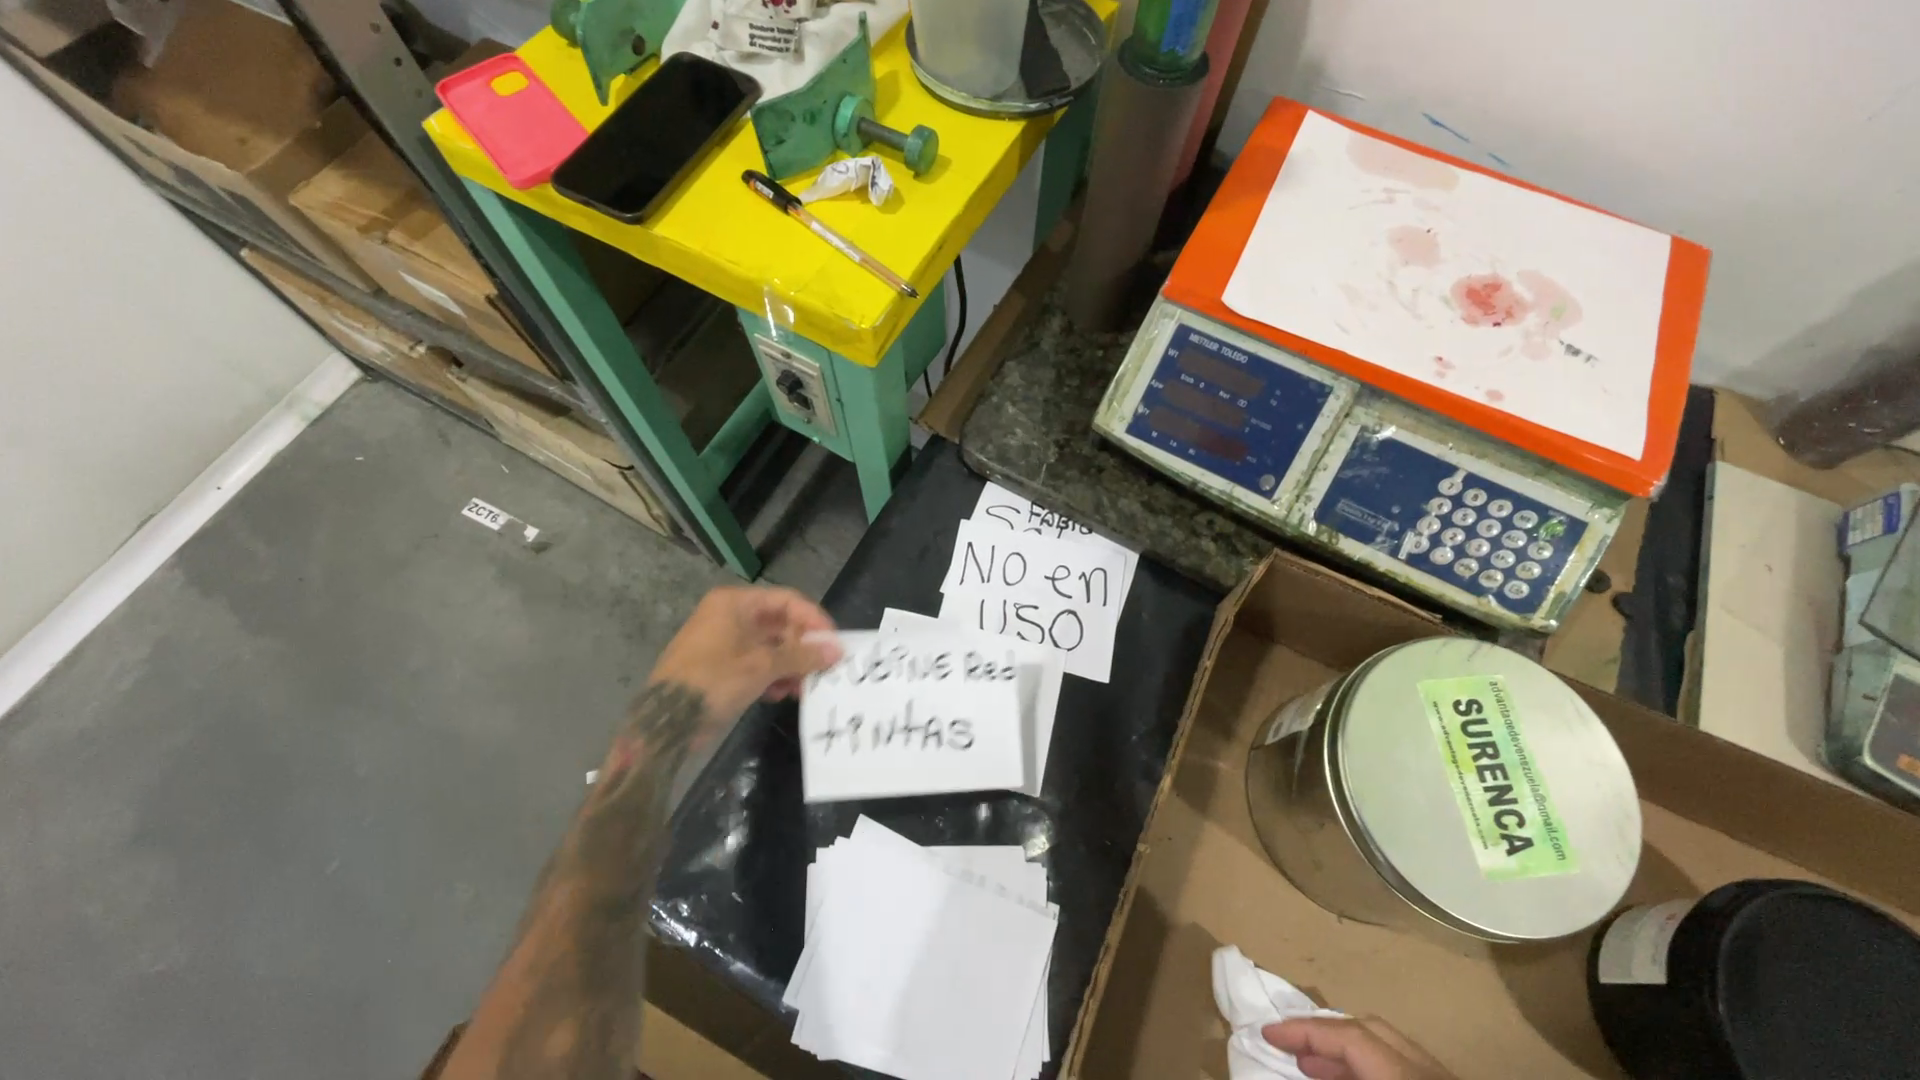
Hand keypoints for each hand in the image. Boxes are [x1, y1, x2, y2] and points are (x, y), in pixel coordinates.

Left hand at [648, 586, 841, 721]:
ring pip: (771, 647)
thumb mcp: (761, 666)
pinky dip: (773, 677)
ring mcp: (726, 643)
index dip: (814, 620)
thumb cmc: (713, 681)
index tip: (834, 644)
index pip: (787, 601)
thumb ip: (801, 655)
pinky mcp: (723, 668)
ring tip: (805, 687)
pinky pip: (758, 665)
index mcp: (736, 604)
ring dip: (791, 666)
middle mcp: (731, 617)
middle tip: (823, 669)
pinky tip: (782, 695)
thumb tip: (837, 650)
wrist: (666, 721)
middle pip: (780, 624)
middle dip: (803, 647)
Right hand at [1262, 1017, 1456, 1079]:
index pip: (1351, 1036)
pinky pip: (1402, 1068)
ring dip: (1346, 1052)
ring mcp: (1444, 1078)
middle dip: (1325, 1033)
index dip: (1305, 1031)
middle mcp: (1430, 1071)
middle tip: (1290, 1047)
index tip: (1268, 1033)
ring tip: (1312, 1068)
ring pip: (1390, 1048)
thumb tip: (1300, 1061)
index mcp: (1407, 1075)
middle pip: (1372, 1029)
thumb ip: (1332, 1077)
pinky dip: (1370, 1069)